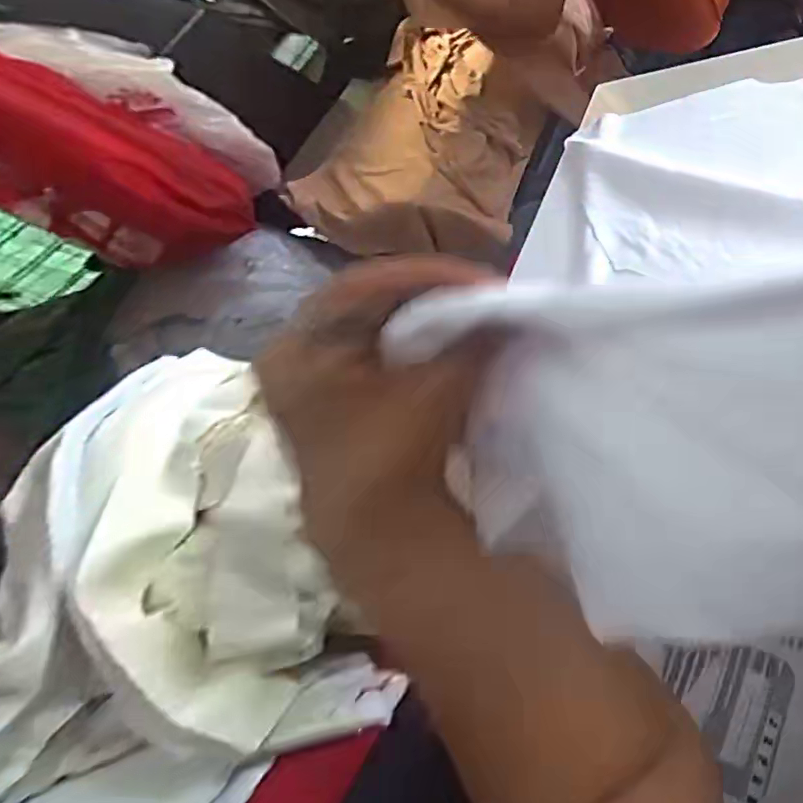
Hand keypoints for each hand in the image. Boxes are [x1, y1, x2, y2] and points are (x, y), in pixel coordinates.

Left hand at [256, 256, 498, 575]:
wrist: (375, 526)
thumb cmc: (395, 454)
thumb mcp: (441, 387)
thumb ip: (475, 339)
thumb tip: (510, 309)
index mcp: (300, 345)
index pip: (366, 283)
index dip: (432, 275)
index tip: (484, 281)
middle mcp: (291, 348)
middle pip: (367, 296)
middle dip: (430, 288)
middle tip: (479, 288)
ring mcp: (306, 368)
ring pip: (371, 316)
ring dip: (424, 309)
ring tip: (470, 305)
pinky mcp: (327, 386)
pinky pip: (372, 338)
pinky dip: (413, 330)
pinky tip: (448, 330)